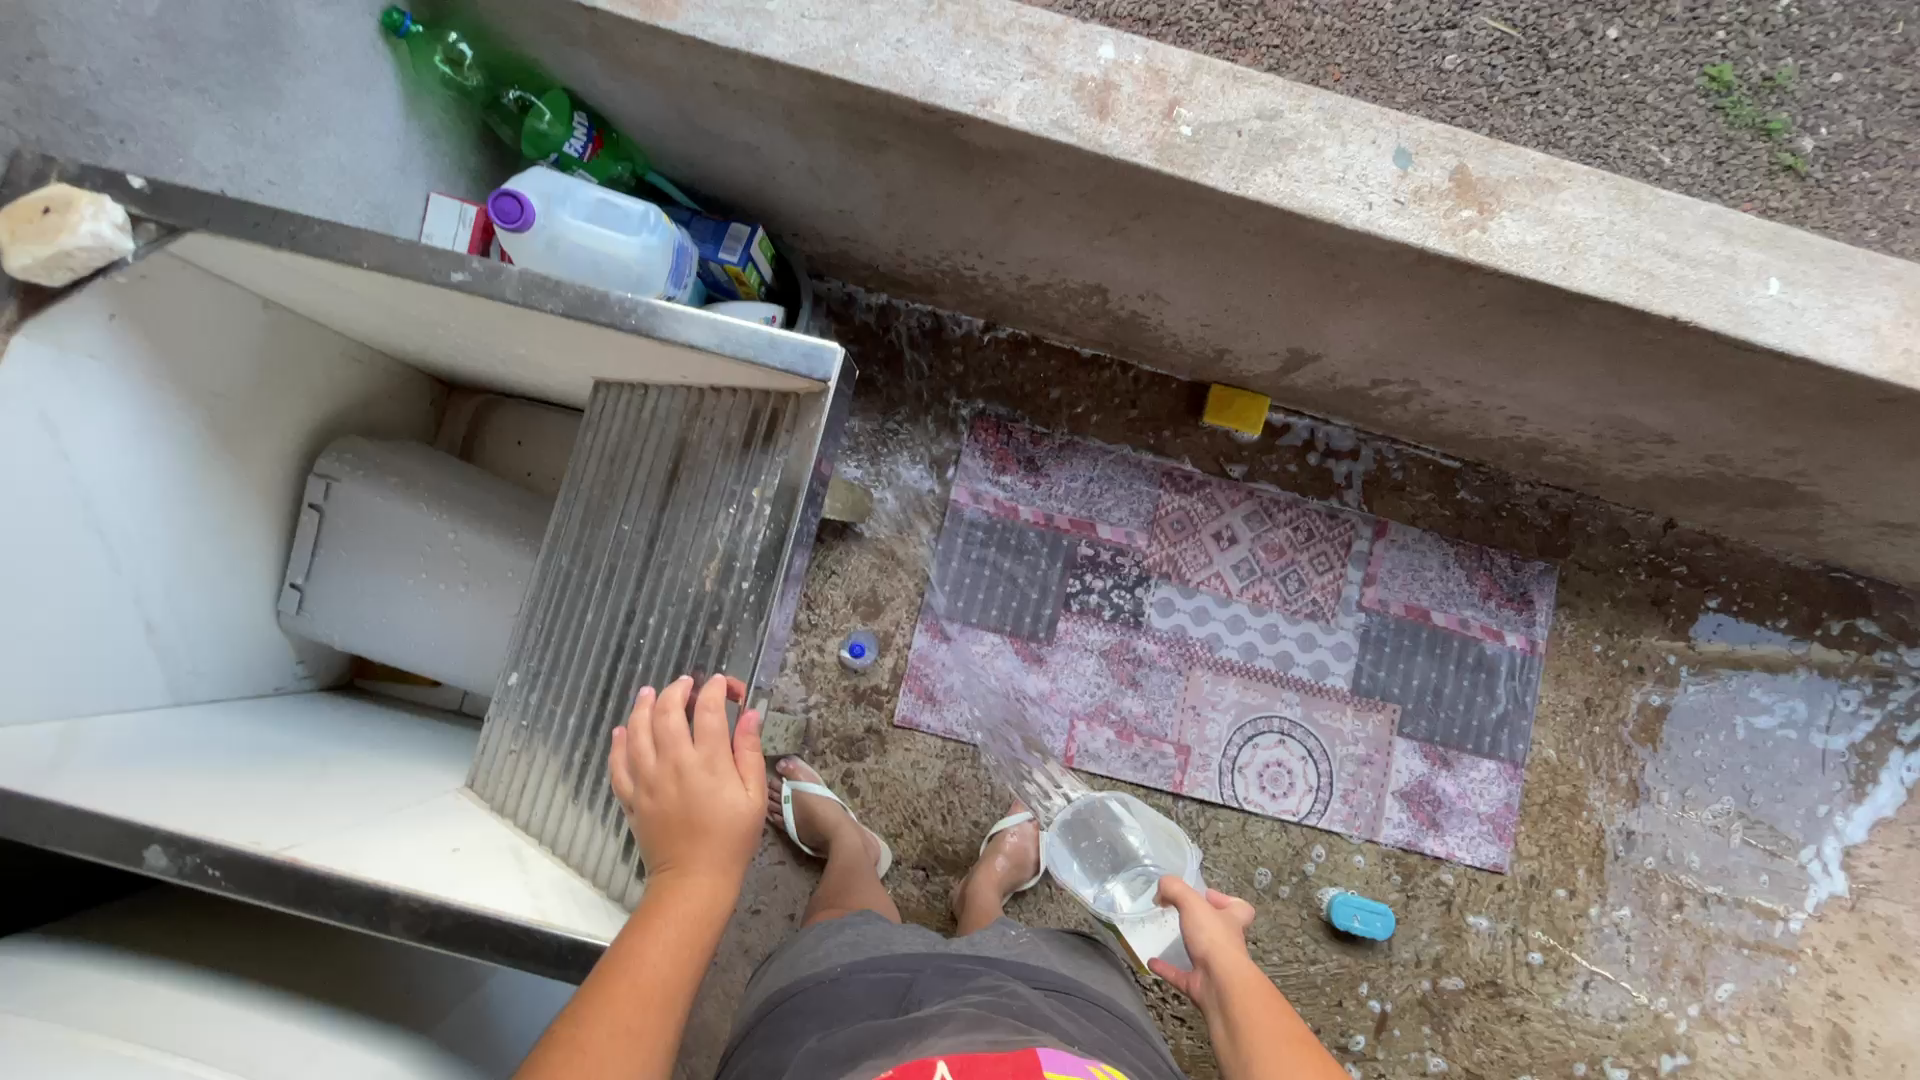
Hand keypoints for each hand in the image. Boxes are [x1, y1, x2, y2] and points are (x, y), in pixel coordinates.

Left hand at [608, 674, 765, 893]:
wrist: (693, 880)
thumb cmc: (732, 838)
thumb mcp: (754, 795)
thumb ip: (749, 752)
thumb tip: (749, 715)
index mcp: (708, 762)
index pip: (707, 710)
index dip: (714, 689)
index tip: (721, 684)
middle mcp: (673, 763)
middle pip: (666, 712)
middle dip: (676, 690)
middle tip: (686, 684)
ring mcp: (647, 780)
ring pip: (636, 731)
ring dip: (642, 706)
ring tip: (649, 693)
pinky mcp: (631, 798)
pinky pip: (617, 763)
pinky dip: (618, 742)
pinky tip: (622, 730)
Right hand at [1149, 876, 1259, 1011]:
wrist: (1220, 986)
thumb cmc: (1213, 938)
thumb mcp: (1191, 902)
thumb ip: (1174, 888)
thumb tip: (1160, 891)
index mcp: (1231, 921)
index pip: (1239, 908)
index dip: (1225, 900)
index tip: (1205, 896)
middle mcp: (1227, 944)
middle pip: (1219, 930)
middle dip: (1202, 923)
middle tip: (1180, 913)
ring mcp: (1214, 967)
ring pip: (1201, 954)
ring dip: (1184, 946)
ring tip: (1163, 936)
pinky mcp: (1200, 985)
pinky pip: (1180, 974)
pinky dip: (1166, 968)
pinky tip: (1151, 961)